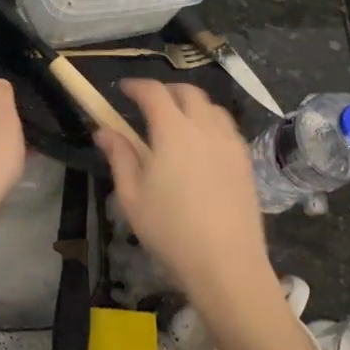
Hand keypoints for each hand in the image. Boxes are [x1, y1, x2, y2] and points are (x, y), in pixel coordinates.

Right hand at [96, 81, 274, 301]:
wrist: (227, 263)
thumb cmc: (171, 231)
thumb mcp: (132, 196)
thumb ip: (119, 157)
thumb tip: (103, 131)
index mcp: (173, 131)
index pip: (154, 92)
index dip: (136, 86)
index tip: (123, 90)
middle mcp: (205, 127)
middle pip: (187, 92)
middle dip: (165, 91)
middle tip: (148, 104)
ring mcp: (230, 143)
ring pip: (211, 107)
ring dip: (191, 105)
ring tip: (177, 122)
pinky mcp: (246, 161)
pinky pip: (227, 127)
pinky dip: (210, 123)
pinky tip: (202, 145)